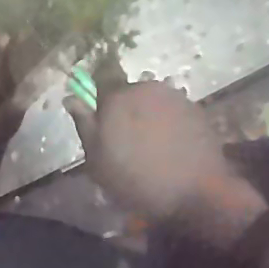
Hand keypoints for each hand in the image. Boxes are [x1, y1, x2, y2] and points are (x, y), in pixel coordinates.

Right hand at [66, 80, 263, 242]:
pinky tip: (173, 145)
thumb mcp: (98, 161)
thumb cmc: (137, 181)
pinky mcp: (197, 109)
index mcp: (117, 97)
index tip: (102, 112)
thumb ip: (85, 126)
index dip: (101, 92)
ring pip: (154, 99)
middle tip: (128, 137)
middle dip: (127, 107)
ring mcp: (175, 96)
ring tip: (153, 142)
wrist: (196, 192)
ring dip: (150, 113)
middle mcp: (146, 88)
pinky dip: (171, 121)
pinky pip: (175, 109)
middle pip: (130, 90)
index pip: (102, 75)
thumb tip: (71, 98)